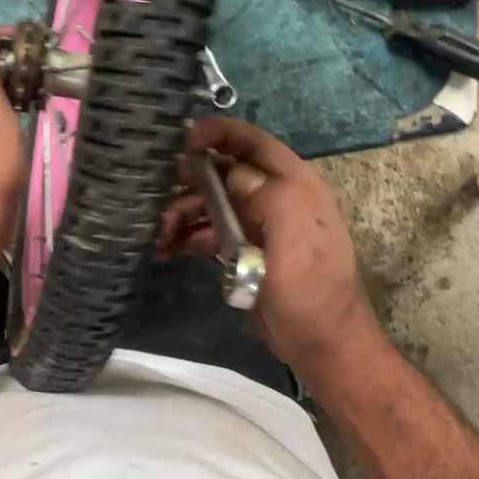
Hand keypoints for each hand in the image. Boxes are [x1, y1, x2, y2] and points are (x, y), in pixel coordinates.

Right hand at [163, 116, 385, 373]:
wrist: (322, 345)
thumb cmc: (312, 295)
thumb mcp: (296, 245)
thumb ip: (269, 199)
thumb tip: (231, 173)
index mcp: (294, 187)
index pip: (252, 143)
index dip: (217, 134)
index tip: (182, 142)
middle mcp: (275, 198)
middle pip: (223, 173)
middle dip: (189, 181)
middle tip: (156, 199)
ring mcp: (258, 225)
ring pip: (212, 204)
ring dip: (182, 214)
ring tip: (158, 236)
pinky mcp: (245, 252)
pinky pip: (210, 233)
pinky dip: (186, 238)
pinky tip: (165, 250)